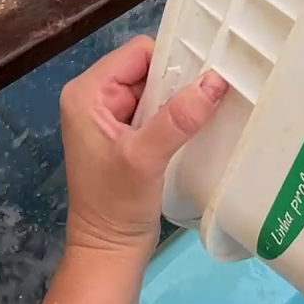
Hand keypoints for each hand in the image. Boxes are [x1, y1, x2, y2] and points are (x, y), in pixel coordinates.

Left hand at [58, 36, 225, 260]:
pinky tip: (197, 129)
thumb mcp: (145, 158)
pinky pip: (159, 112)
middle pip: (149, 69)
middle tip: (212, 97)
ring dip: (181, 101)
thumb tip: (216, 80)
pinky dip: (178, 118)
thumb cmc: (116, 204)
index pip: (138, 53)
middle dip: (180, 81)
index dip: (172, 61)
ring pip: (157, 90)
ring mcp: (112, 118)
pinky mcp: (128, 137)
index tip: (203, 80)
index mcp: (87, 93)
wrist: (109, 250)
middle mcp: (96, 98)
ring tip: (208, 114)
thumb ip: (178, 118)